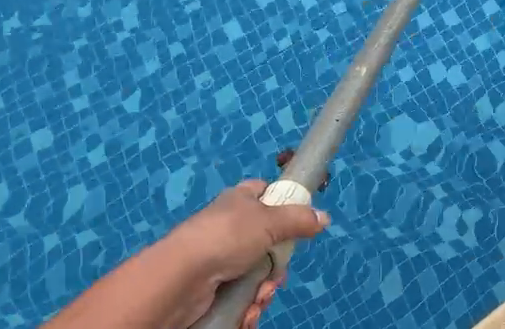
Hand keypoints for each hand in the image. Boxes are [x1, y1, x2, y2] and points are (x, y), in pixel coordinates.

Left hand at [152, 180, 332, 328]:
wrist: (179, 279)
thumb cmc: (227, 236)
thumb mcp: (271, 220)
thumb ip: (300, 219)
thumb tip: (325, 218)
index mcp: (241, 200)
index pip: (267, 192)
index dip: (284, 205)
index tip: (296, 222)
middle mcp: (232, 228)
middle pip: (270, 242)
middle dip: (278, 265)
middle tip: (275, 275)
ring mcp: (222, 260)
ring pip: (258, 274)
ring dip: (264, 291)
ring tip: (258, 298)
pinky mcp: (213, 290)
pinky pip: (241, 297)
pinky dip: (248, 308)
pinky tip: (247, 312)